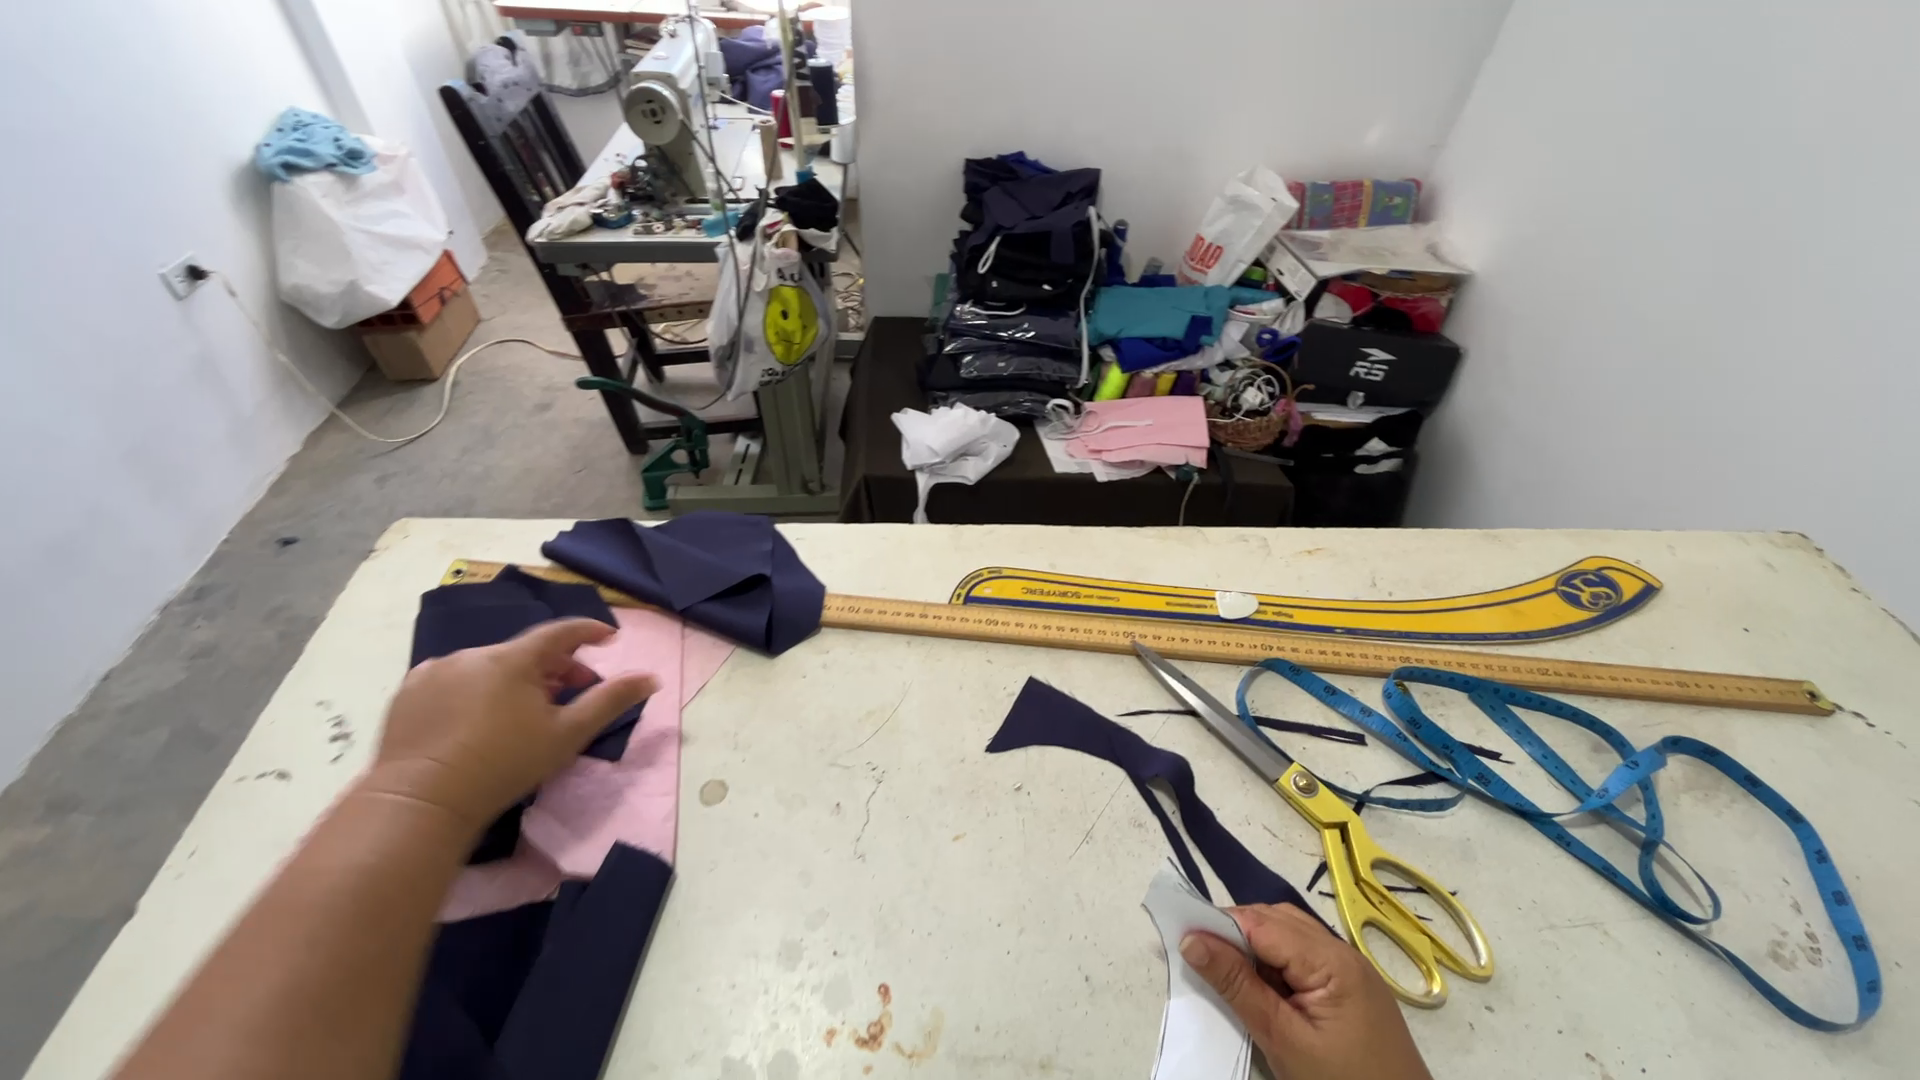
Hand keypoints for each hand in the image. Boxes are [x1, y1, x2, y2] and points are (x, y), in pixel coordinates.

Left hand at [362, 618, 657, 831]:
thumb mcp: (568, 734)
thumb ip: (611, 700)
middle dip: (553, 668)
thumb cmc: (505, 764)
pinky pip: (453, 680)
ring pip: (489, 666)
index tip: (609, 637)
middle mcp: (473, 654)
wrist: (422, 801)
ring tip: (523, 712)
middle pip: (525, 652)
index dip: (589, 631)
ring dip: (513, 680)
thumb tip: (651, 677)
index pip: (561, 632)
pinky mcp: (407, 693)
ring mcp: (435, 671)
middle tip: (570, 694)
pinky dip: (474, 690)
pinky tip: (478, 719)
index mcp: (514, 659)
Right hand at [1179, 904, 1432, 1079]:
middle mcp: (1342, 951)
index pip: (1261, 922)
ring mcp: (1350, 969)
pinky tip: (1259, 987)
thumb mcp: (1282, 1039)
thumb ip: (1236, 985)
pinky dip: (1274, 962)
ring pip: (1287, 934)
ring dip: (1252, 945)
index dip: (1219, 924)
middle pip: (1274, 920)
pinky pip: (1303, 956)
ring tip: (1225, 973)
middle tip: (1198, 957)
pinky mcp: (1350, 987)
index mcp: (1331, 960)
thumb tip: (1190, 938)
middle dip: (1233, 931)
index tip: (1180, 937)